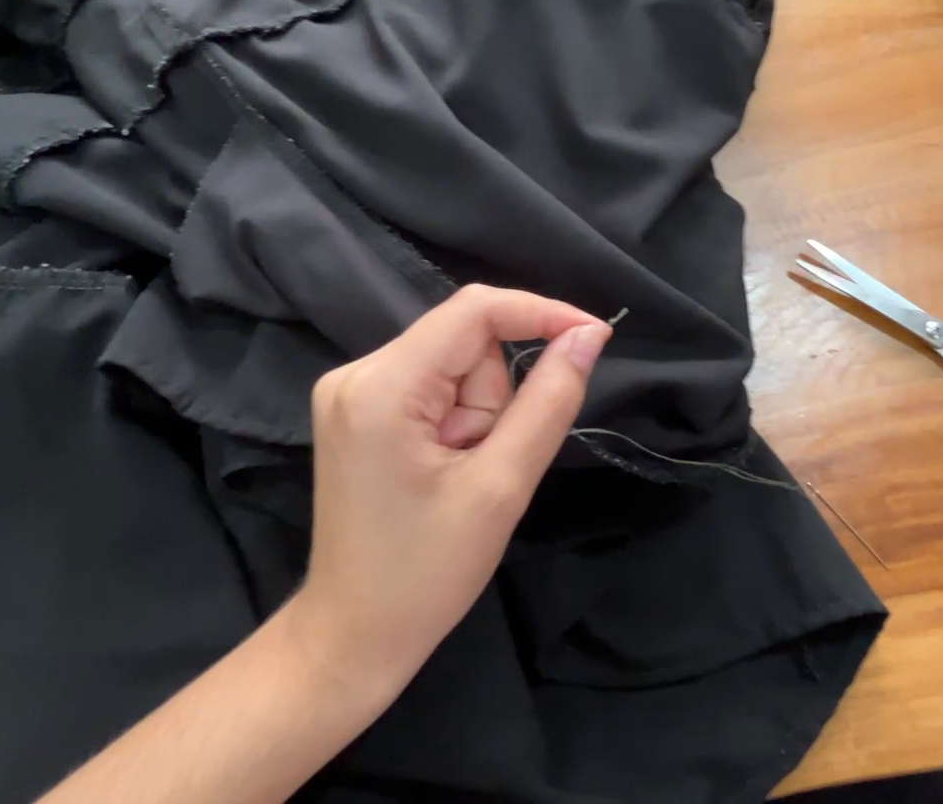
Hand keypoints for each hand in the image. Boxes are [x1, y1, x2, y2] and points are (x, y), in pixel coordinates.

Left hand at [284, 285, 609, 697]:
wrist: (354, 633)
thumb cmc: (427, 573)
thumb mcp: (501, 486)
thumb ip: (548, 401)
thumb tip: (587, 337)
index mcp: (382, 385)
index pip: (473, 310)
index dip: (540, 312)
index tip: (594, 337)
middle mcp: (355, 371)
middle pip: (462, 341)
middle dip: (493, 395)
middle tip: (485, 464)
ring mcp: (348, 388)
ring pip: (450, 363)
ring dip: (475, 412)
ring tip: (459, 475)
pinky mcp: (354, 407)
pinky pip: (428, 383)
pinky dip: (454, 418)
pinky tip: (442, 467)